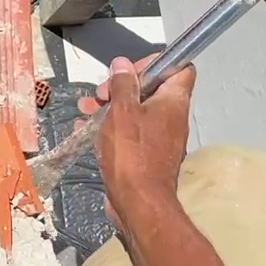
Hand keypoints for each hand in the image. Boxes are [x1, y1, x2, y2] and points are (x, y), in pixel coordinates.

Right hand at [94, 54, 194, 230]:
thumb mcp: (122, 111)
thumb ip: (122, 85)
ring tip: (86, 108)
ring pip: (135, 109)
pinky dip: (110, 125)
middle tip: (101, 93)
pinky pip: (129, 130)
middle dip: (121, 86)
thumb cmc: (132, 154)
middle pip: (150, 88)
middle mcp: (170, 117)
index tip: (129, 69)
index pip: (179, 68)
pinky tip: (86, 128)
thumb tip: (123, 64)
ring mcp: (159, 137)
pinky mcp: (145, 153)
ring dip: (110, 105)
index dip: (154, 63)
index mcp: (172, 102)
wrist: (138, 203)